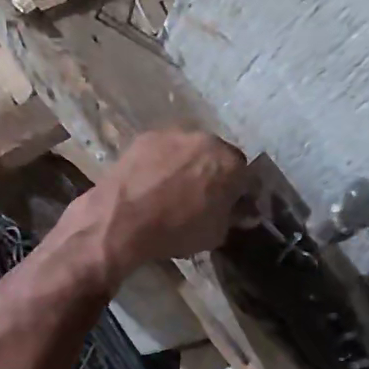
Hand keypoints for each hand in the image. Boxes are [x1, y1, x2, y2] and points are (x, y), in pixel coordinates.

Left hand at [71, 130, 248, 278]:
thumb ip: (232, 217)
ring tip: (172, 188)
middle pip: (217, 156)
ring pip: (189, 149)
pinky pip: (163, 149)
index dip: (238, 192)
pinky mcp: (146, 136)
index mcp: (231, 163)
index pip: (246, 176)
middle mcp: (207, 140)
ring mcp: (174, 134)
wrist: (122, 220)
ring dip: (187, 164)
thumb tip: (242, 211)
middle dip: (214, 173)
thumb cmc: (176, 230)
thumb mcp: (215, 234)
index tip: (230, 206)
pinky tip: (151, 182)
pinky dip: (162, 162)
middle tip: (201, 195)